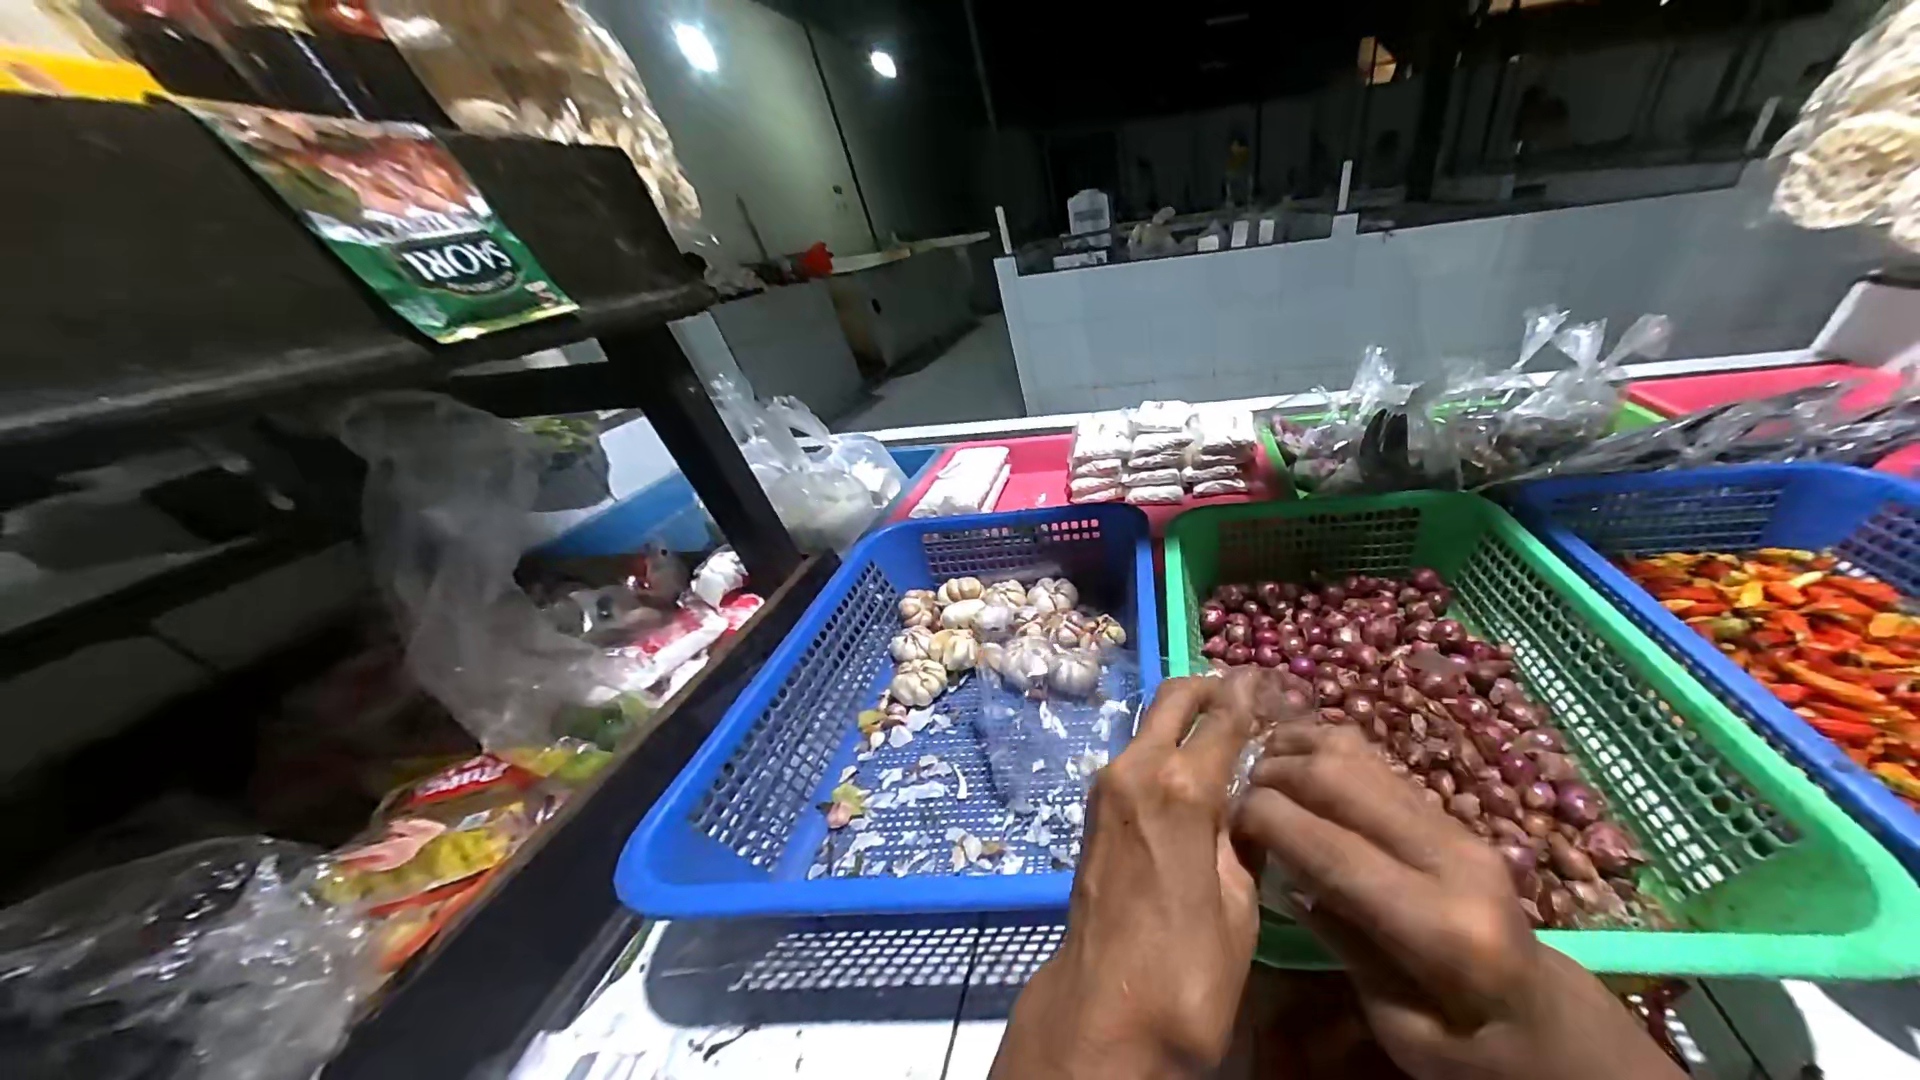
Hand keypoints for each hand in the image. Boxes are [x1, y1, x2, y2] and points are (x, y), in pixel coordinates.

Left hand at [991, 675, 1260, 1079]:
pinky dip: (1165, 743)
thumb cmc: (1187, 966)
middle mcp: (1138, 768)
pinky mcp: (1095, 801)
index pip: (1223, 718)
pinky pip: (1137, 753)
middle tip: (1246, 695)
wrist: (1104, 1002)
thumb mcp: (1239, 903)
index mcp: (1180, 787)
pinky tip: (1193, 765)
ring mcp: (1108, 781)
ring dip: (1186, 715)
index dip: (1251, 698)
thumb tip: (1246, 796)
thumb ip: (1243, 835)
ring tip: (1226, 730)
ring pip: (1151, 722)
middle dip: (1211, 688)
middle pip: (1174, 697)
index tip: (1273, 685)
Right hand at [1233, 724, 1684, 1079]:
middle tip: (1226, 787)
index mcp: (1441, 927)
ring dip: (1287, 748)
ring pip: (1349, 755)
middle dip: (1265, 774)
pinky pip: (1368, 756)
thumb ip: (1338, 936)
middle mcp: (1452, 857)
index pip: (1327, 846)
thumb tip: (1273, 864)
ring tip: (1247, 762)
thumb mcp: (1397, 1024)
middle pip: (1334, 781)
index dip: (1258, 818)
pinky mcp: (1447, 810)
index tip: (1219, 819)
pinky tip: (1284, 751)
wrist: (1551, 1026)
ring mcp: (1455, 824)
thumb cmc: (1469, 1049)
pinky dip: (1315, 744)